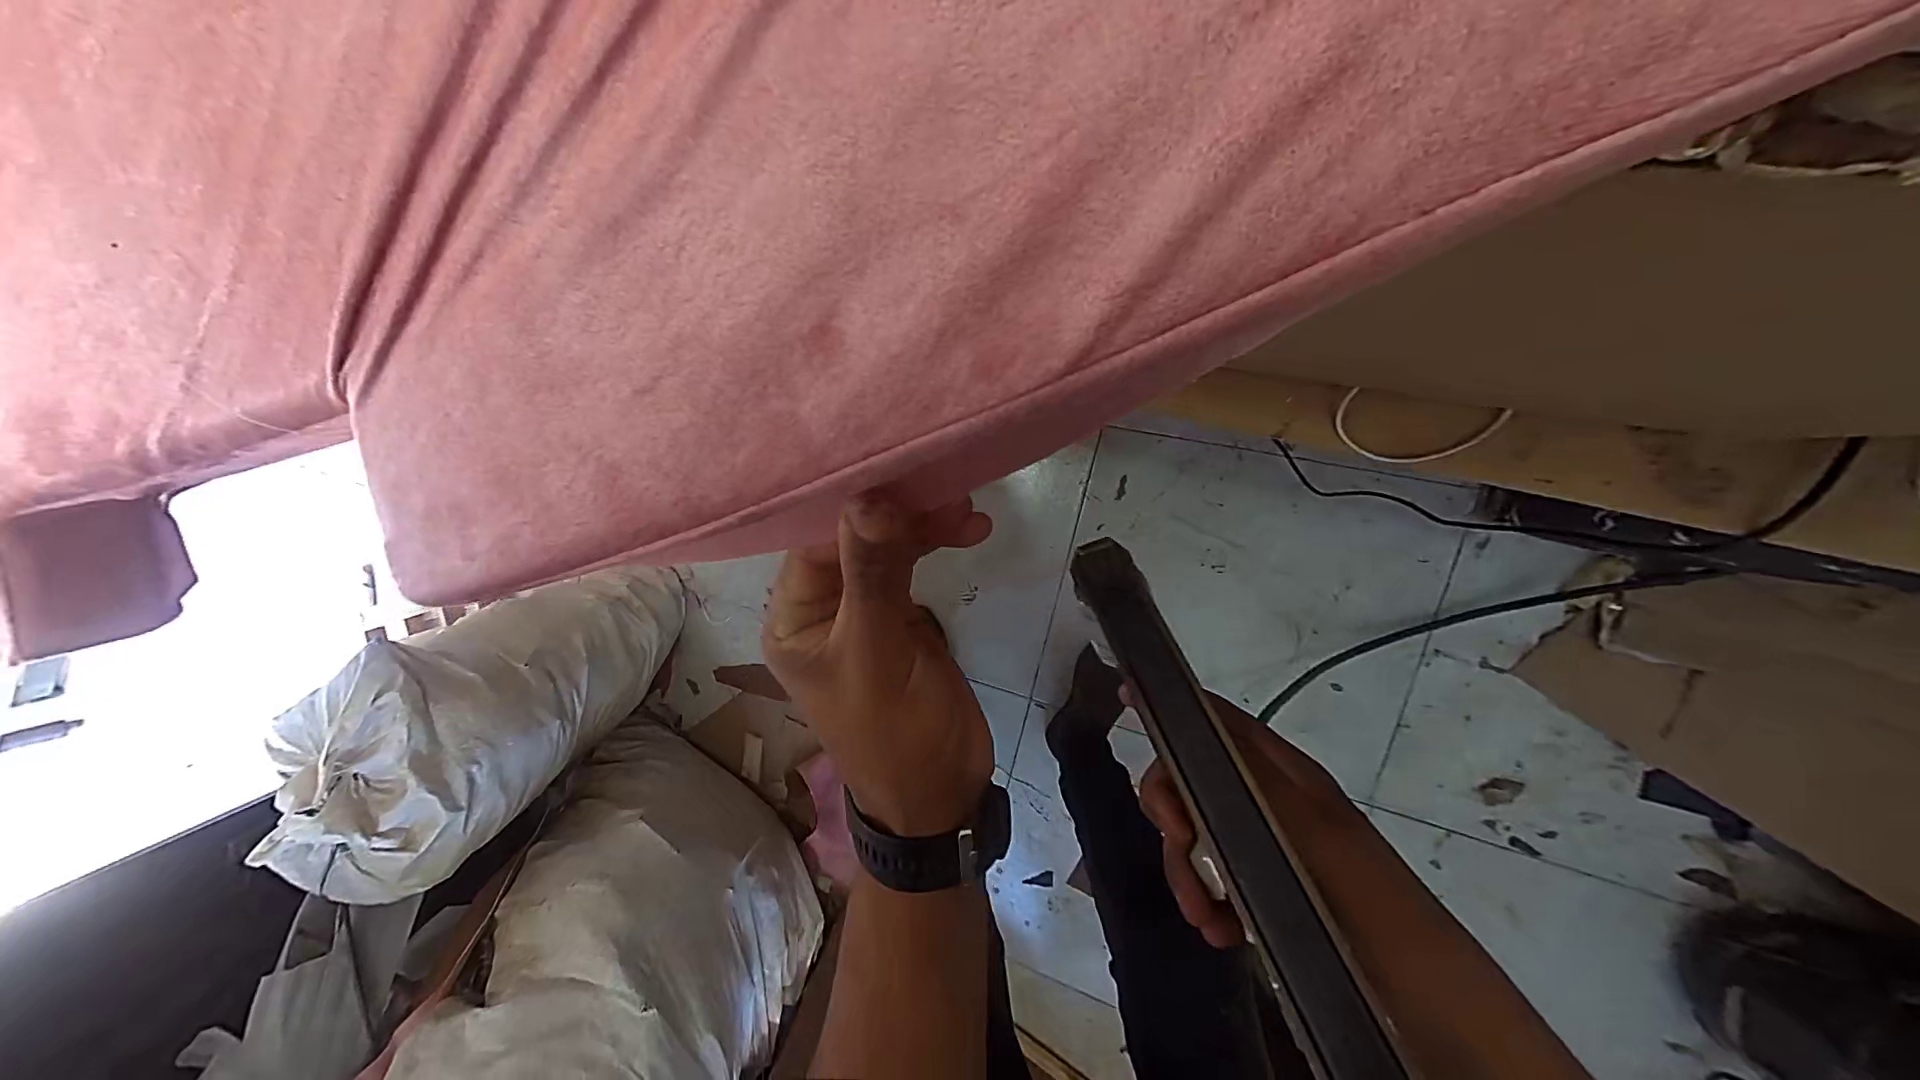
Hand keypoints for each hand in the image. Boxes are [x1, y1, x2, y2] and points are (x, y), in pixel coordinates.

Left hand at [763, 490, 994, 836]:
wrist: (941, 792)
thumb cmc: (897, 734)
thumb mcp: (879, 655)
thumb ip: (872, 575)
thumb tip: (867, 498)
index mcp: (792, 617)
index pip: (812, 540)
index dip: (852, 503)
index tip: (899, 470)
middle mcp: (819, 606)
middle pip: (851, 536)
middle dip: (897, 512)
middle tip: (947, 491)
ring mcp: (862, 608)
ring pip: (885, 545)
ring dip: (924, 524)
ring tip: (967, 510)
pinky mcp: (898, 613)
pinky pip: (910, 563)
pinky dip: (936, 544)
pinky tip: (969, 530)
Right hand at [1136, 689, 1353, 947]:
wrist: (1426, 995)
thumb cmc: (1367, 898)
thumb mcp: (1303, 824)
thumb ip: (1245, 770)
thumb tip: (1192, 715)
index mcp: (1280, 771)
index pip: (1214, 720)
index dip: (1170, 706)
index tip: (1126, 697)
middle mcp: (1268, 798)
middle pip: (1191, 780)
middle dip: (1172, 815)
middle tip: (1177, 845)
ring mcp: (1265, 843)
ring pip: (1196, 835)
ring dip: (1186, 874)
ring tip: (1204, 919)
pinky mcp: (1265, 888)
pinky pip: (1213, 881)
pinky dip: (1206, 904)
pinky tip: (1220, 933)